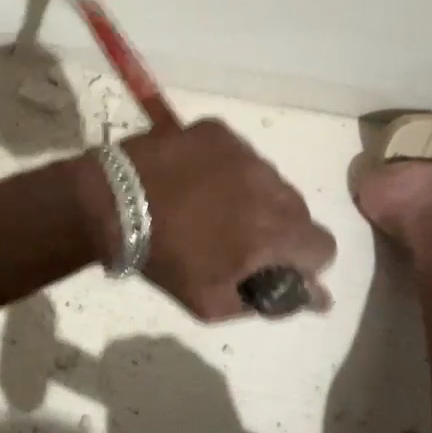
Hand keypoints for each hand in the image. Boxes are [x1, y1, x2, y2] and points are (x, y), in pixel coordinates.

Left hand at [107, 120, 336, 320]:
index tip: (271, 265)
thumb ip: (268, 302)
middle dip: (276, 227)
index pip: (322, 247)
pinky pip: (235, 152)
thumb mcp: (213, 302)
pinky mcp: (214, 130)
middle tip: (234, 236)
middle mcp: (270, 184)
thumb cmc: (162, 257)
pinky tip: (193, 178)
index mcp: (277, 230)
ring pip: (266, 178)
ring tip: (207, 204)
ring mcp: (242, 151)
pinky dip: (224, 166)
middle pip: (296, 210)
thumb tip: (313, 299)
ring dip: (250, 194)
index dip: (302, 262)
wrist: (109, 202)